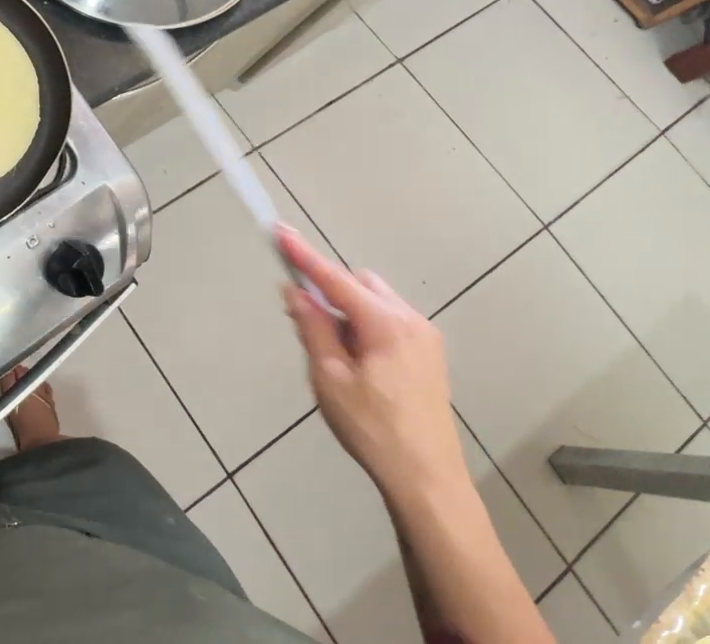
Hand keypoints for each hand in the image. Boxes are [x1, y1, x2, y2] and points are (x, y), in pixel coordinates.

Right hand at [278, 225, 467, 497]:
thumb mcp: (330, 378)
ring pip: (376, 303)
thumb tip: (297, 292)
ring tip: (333, 357)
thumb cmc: (372, 429)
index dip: (304, 255)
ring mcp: (426, 339)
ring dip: (349, 313)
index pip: (335, 279)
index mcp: (386, 324)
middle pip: (360, 284)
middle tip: (306, 325)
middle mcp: (411, 321)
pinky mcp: (429, 357)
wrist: (427, 479)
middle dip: (331, 292)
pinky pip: (390, 323)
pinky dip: (366, 329)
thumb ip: (313, 328)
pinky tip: (356, 366)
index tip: (280, 230)